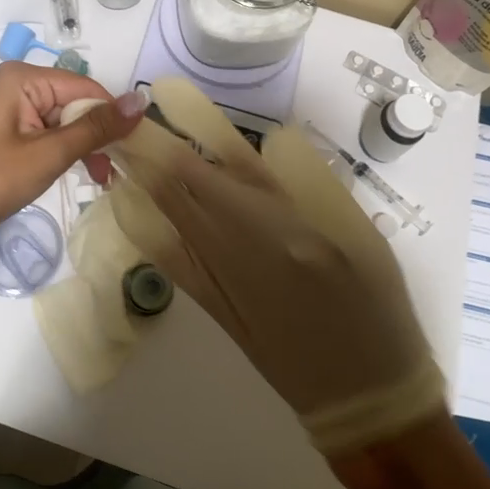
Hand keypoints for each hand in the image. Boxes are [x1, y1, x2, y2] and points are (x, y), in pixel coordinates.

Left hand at [0, 62, 146, 255]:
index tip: (133, 146)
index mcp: (17, 77)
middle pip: (68, 101)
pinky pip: (38, 132)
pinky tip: (72, 173)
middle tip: (112, 171)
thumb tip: (141, 101)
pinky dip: (58, 151)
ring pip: (56, 119)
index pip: (81, 86)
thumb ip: (96, 127)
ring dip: (79, 146)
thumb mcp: (50, 153)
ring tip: (98, 179)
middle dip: (94, 134)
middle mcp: (7, 83)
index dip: (110, 115)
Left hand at [102, 78, 446, 455]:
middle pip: (177, 187)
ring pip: (165, 219)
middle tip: (120, 121)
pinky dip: (146, 229)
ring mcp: (217, 277)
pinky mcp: (211, 305)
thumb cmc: (371, 302)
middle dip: (145, 152)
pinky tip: (131, 210)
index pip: (213, 163)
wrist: (359, 388)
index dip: (178, 130)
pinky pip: (168, 260)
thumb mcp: (351, 231)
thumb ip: (304, 184)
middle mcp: (234, 244)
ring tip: (118, 154)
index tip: (154, 100)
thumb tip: (265, 146)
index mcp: (273, 219)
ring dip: (140, 184)